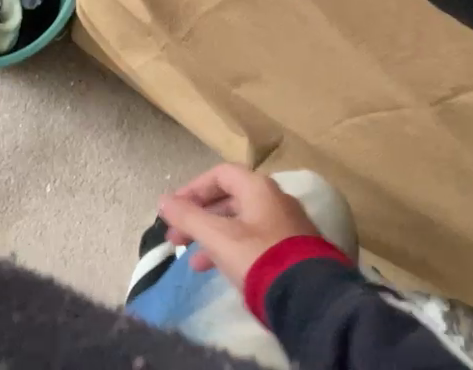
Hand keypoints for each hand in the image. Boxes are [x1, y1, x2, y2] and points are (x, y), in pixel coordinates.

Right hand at [158, 164, 321, 290]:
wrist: (309, 298)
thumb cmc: (258, 257)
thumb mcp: (218, 237)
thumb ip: (189, 217)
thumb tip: (163, 200)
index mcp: (258, 187)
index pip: (220, 174)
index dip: (194, 188)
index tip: (174, 208)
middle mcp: (274, 199)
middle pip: (229, 199)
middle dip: (199, 217)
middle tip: (176, 236)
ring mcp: (286, 224)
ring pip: (240, 222)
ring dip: (212, 236)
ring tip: (192, 260)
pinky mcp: (292, 249)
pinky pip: (254, 240)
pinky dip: (232, 248)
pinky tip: (218, 269)